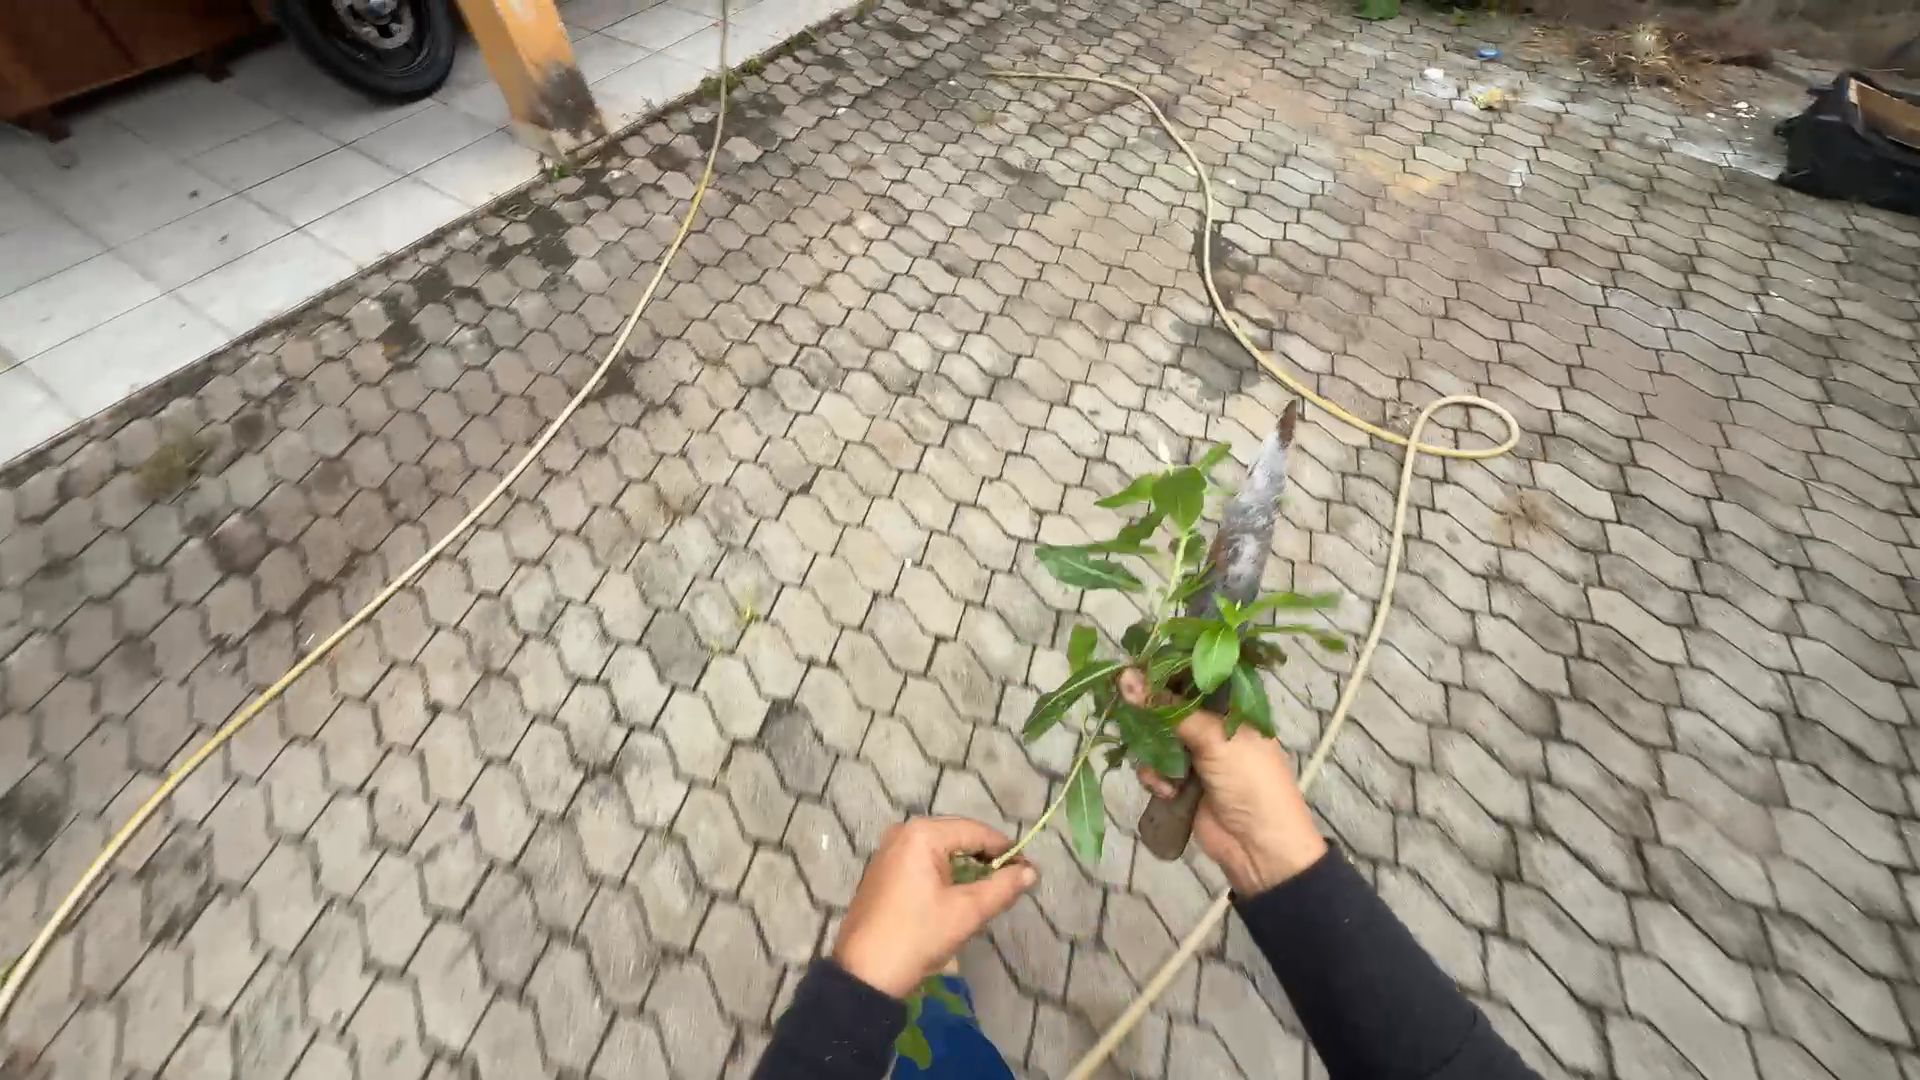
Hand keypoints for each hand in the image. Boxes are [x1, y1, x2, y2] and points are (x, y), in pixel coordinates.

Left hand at [831, 817, 1039, 997]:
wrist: (863, 975)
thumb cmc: (917, 937)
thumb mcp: (966, 912)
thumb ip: (1002, 887)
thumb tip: (1031, 871)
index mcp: (923, 833)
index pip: (975, 831)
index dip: (1004, 848)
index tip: (1027, 868)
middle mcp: (904, 831)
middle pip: (957, 835)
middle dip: (985, 855)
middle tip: (1011, 878)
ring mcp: (890, 848)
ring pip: (941, 847)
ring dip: (966, 863)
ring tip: (990, 885)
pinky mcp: (884, 868)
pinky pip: (923, 858)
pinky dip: (945, 870)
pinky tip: (959, 890)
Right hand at [1123, 669, 1327, 894]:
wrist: (1259, 848)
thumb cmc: (1249, 781)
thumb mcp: (1212, 738)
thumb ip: (1167, 707)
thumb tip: (1124, 675)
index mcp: (1229, 707)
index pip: (1190, 676)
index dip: (1162, 671)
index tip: (1132, 667)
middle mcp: (1210, 726)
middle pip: (1166, 706)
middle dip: (1148, 714)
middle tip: (1127, 709)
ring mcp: (1194, 754)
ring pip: (1153, 736)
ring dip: (1151, 752)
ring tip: (1162, 769)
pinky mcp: (1179, 780)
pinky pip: (1152, 766)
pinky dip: (1155, 777)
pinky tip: (1168, 791)